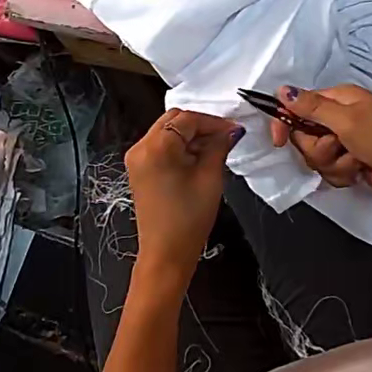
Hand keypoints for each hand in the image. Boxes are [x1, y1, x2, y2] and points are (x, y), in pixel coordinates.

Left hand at [125, 109, 242, 272]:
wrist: (166, 252)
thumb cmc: (190, 218)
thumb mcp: (210, 177)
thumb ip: (218, 147)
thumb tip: (230, 130)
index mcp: (156, 147)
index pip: (187, 119)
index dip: (213, 122)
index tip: (234, 129)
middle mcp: (140, 148)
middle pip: (173, 120)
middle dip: (200, 126)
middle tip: (225, 137)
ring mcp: (136, 159)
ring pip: (166, 132)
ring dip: (190, 136)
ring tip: (215, 149)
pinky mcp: (139, 169)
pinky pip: (160, 146)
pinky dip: (179, 147)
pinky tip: (198, 158)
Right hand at [269, 85, 371, 211]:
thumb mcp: (348, 119)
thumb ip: (311, 108)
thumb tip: (281, 90)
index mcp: (339, 99)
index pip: (297, 106)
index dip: (284, 122)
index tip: (278, 140)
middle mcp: (339, 119)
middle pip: (303, 136)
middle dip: (317, 148)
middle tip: (338, 147)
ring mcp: (345, 144)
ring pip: (315, 157)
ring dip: (333, 163)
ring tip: (356, 161)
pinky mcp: (351, 165)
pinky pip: (329, 172)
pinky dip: (342, 174)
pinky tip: (360, 173)